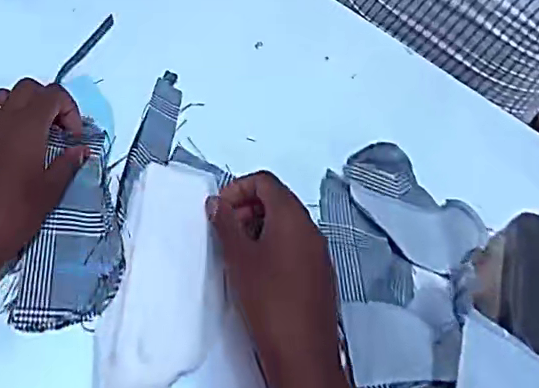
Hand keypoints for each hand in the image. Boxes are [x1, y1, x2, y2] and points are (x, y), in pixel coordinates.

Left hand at [0, 78, 89, 282]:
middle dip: (48, 102)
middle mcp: (3, 118)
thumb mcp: (49, 192)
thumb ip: (67, 164)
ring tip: (37, 135)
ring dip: (24, 106)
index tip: (73, 136)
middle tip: (60, 130)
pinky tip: (14, 148)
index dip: (69, 109)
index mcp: (26, 124)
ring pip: (7, 96)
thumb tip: (79, 151)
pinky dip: (5, 119)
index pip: (52, 94)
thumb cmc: (11, 215)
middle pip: (29, 88)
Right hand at [209, 171, 346, 387]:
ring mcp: (319, 255)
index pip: (264, 181)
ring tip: (239, 251)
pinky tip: (258, 271)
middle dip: (247, 206)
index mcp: (292, 217)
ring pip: (286, 223)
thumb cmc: (274, 306)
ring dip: (259, 227)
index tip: (222, 207)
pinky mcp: (321, 277)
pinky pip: (296, 246)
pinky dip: (275, 247)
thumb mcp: (238, 256)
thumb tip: (218, 205)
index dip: (238, 188)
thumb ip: (224, 222)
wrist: (303, 358)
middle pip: (277, 199)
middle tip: (227, 225)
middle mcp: (311, 231)